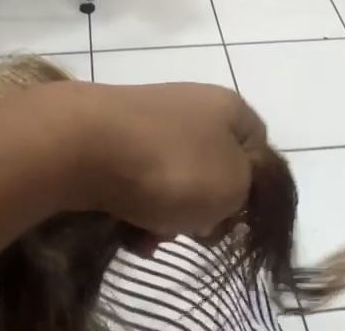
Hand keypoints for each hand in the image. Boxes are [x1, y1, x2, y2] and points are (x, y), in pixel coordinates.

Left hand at [44, 81, 264, 240]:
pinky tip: (129, 233)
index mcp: (229, 107)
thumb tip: (228, 192)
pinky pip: (138, 184)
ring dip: (170, 218)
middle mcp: (192, 106)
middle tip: (195, 232)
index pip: (260, 148)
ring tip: (152, 237)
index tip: (238, 220)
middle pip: (214, 169)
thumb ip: (248, 190)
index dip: (255, 188)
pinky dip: (138, 212)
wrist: (84, 144)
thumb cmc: (171, 165)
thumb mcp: (233, 184)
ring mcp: (151, 121)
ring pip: (175, 182)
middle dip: (206, 210)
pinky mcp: (115, 139)